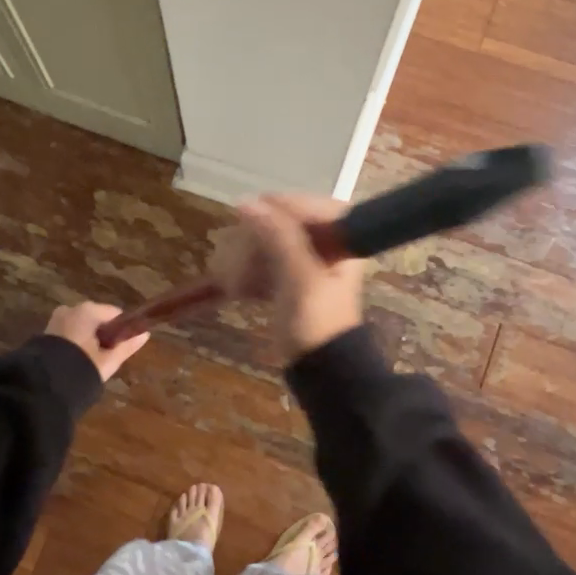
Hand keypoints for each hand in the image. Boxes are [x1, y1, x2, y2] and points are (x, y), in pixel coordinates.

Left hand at [45, 302, 149, 381]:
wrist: (44, 383)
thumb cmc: (82, 367)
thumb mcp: (109, 360)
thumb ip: (127, 345)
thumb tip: (145, 334)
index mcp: (88, 310)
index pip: (115, 314)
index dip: (122, 330)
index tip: (123, 347)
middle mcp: (71, 309)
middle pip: (97, 319)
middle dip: (103, 335)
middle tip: (106, 358)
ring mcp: (56, 319)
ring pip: (81, 327)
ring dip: (88, 340)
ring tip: (91, 362)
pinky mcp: (46, 332)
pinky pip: (68, 333)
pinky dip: (74, 343)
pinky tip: (75, 361)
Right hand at [208, 193, 364, 359]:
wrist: (323, 371)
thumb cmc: (316, 323)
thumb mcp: (300, 277)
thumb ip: (279, 237)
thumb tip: (248, 203)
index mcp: (342, 236)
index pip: (304, 205)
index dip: (274, 210)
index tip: (244, 219)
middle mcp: (327, 242)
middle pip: (282, 223)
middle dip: (254, 242)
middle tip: (236, 266)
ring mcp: (308, 261)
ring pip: (268, 243)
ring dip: (246, 259)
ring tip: (233, 285)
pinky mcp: (291, 280)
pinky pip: (264, 263)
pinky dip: (248, 273)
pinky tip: (234, 289)